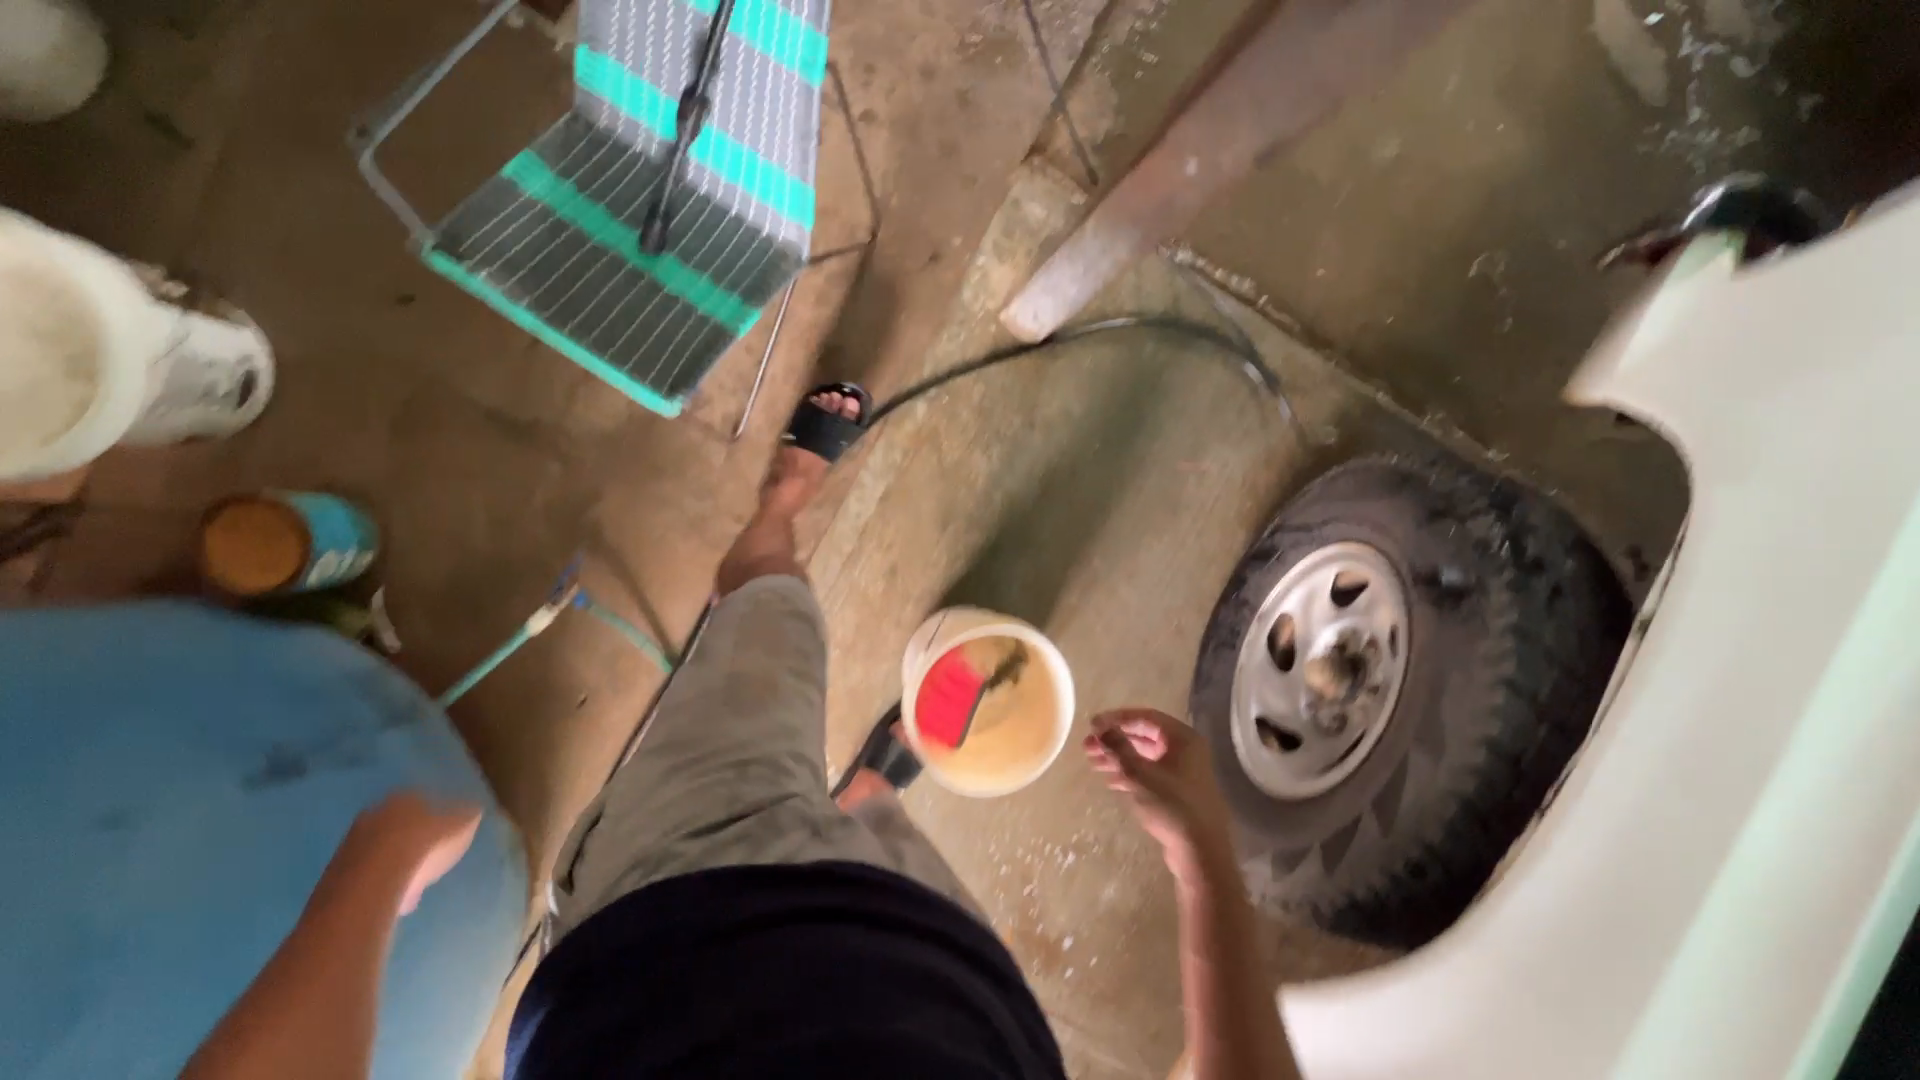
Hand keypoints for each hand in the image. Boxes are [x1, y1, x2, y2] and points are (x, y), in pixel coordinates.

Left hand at [343, 792, 483, 914]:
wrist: (374, 880)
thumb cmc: (426, 843)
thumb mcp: (462, 826)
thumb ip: (467, 816)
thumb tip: (473, 810)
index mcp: (404, 798)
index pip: (421, 801)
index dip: (435, 817)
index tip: (445, 834)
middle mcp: (375, 815)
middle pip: (396, 826)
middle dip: (411, 841)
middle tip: (428, 859)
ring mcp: (351, 845)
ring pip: (380, 852)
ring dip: (396, 865)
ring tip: (414, 884)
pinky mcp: (338, 875)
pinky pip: (368, 876)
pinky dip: (383, 884)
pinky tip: (397, 898)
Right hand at [1084, 708, 1234, 881]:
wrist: (1200, 850)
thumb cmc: (1171, 805)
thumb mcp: (1139, 774)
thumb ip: (1118, 747)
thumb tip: (1102, 729)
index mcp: (1182, 738)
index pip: (1145, 717)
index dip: (1117, 719)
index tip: (1092, 725)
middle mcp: (1186, 750)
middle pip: (1144, 737)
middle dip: (1114, 740)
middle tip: (1087, 746)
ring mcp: (1183, 772)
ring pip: (1145, 757)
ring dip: (1119, 757)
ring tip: (1093, 763)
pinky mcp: (1178, 792)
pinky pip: (1150, 774)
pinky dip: (1130, 774)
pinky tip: (1110, 782)